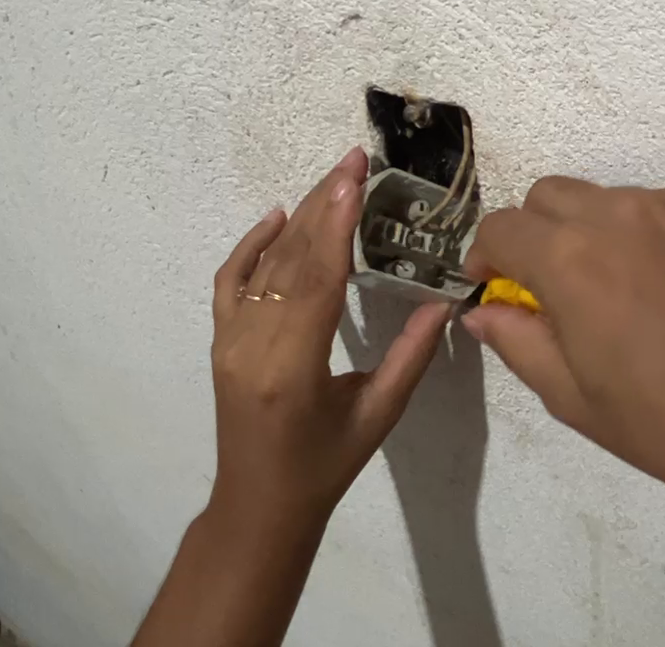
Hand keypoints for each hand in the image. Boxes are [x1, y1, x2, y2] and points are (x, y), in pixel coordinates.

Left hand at [206, 147, 451, 529]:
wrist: (258, 506)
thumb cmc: (326, 465)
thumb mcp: (378, 415)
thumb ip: (411, 356)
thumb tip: (444, 302)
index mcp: (293, 370)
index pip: (317, 281)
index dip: (336, 225)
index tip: (354, 178)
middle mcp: (252, 348)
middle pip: (289, 261)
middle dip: (323, 203)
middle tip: (352, 159)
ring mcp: (229, 342)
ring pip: (264, 265)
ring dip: (299, 217)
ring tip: (332, 178)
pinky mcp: (220, 341)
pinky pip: (231, 281)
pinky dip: (251, 244)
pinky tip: (277, 215)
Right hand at [459, 178, 664, 534]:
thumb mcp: (574, 398)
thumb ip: (517, 341)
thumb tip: (484, 310)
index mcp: (570, 257)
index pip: (501, 227)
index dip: (483, 256)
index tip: (492, 288)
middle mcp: (616, 212)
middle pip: (547, 195)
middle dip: (532, 233)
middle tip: (550, 290)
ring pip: (602, 198)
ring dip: (586, 231)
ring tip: (615, 292)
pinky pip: (653, 206)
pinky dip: (637, 232)